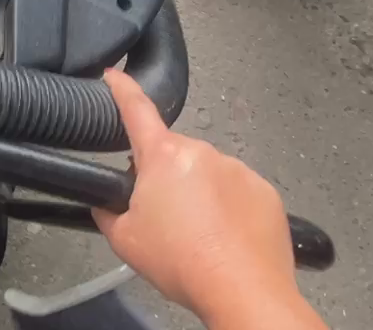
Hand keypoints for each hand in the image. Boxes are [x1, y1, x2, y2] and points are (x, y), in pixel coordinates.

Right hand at [93, 70, 318, 327]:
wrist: (247, 297)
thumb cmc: (179, 262)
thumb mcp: (123, 239)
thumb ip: (107, 209)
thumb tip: (106, 203)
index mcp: (162, 154)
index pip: (135, 108)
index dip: (121, 88)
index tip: (112, 74)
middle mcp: (200, 151)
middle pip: (172, 152)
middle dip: (165, 173)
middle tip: (164, 213)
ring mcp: (237, 170)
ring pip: (206, 171)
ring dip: (199, 189)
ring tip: (203, 232)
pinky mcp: (266, 193)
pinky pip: (237, 189)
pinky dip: (230, 205)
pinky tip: (229, 237)